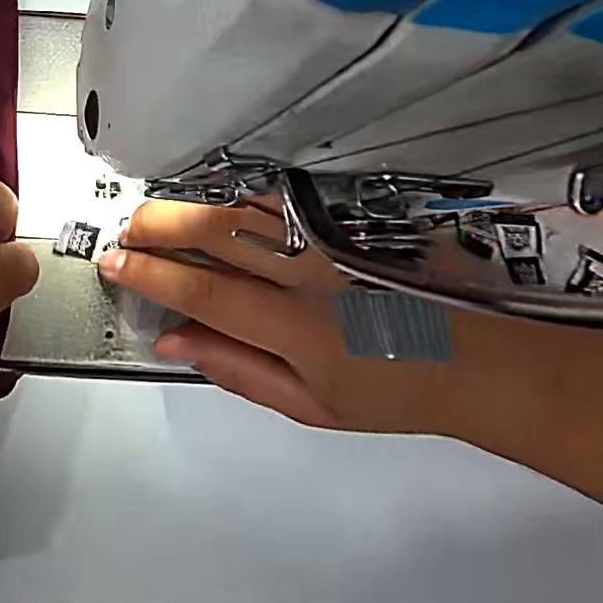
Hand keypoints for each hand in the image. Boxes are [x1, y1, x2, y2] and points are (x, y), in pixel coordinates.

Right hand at [99, 200, 602, 441]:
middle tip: (127, 234)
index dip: (147, 275)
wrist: (488, 355)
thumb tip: (171, 338)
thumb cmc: (397, 389)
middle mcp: (308, 273)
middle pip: (211, 233)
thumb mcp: (309, 405)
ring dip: (187, 210)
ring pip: (238, 207)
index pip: (200, 292)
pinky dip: (232, 201)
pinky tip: (212, 211)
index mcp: (296, 329)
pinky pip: (274, 198)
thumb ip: (233, 368)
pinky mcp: (348, 214)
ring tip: (157, 222)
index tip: (114, 264)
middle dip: (155, 227)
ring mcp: (329, 235)